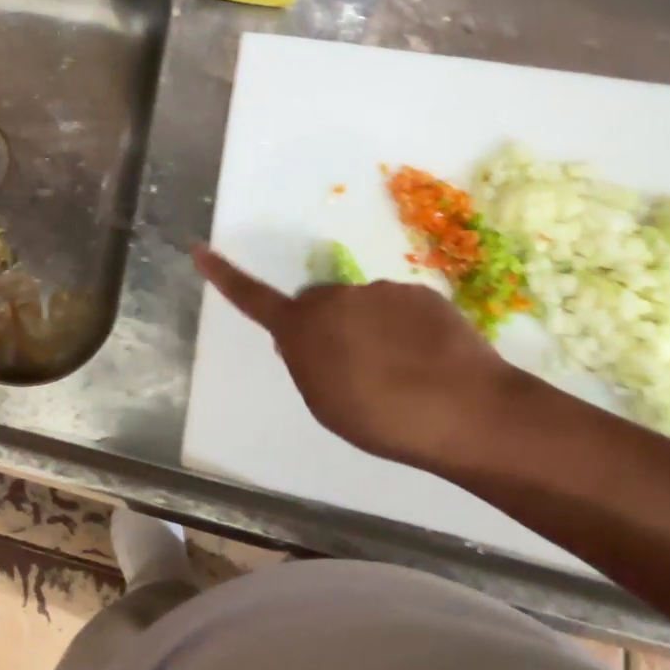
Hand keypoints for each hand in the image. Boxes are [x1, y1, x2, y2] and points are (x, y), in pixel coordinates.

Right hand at [194, 245, 523, 469]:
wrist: (467, 413)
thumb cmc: (382, 419)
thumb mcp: (324, 402)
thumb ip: (304, 362)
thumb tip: (305, 339)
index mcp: (301, 327)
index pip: (252, 297)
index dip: (224, 276)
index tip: (201, 249)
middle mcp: (335, 297)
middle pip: (318, 305)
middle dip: (328, 327)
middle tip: (354, 371)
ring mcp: (381, 291)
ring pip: (363, 308)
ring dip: (372, 332)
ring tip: (403, 377)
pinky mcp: (422, 295)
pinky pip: (401, 310)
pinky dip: (408, 332)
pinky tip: (429, 365)